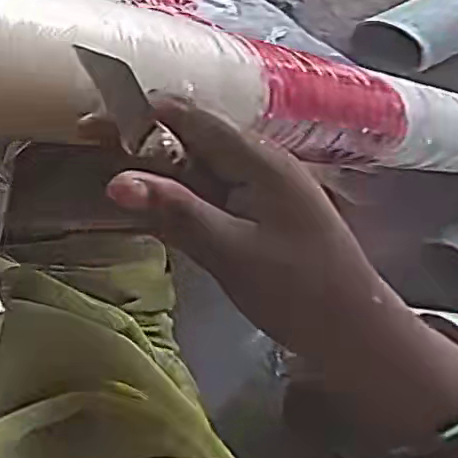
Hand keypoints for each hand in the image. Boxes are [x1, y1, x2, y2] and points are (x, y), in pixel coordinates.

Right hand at [105, 100, 457, 445]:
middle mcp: (256, 158)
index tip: (90, 126)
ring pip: (192, 154)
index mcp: (257, 158)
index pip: (186, 114)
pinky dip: (171, 182)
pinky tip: (149, 197)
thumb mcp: (230, 253)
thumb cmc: (302, 294)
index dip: (137, 112)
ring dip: (152, 158)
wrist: (367, 344)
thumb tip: (113, 182)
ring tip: (109, 166)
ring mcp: (257, 180)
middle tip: (91, 145)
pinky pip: (203, 179)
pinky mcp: (255, 203)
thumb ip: (172, 211)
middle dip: (138, 133)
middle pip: (186, 129)